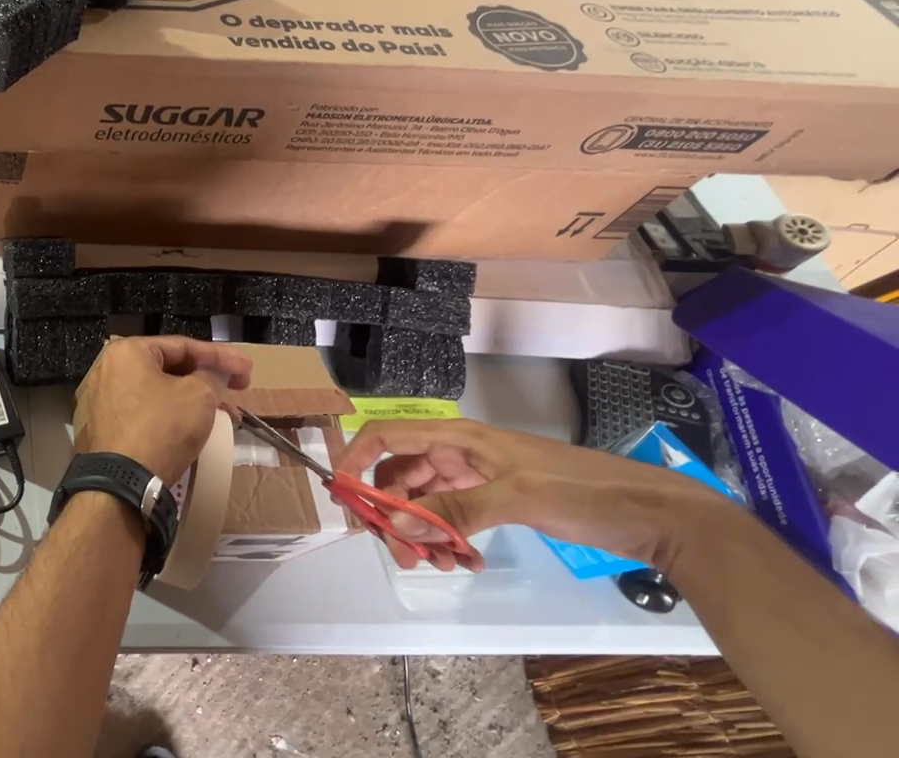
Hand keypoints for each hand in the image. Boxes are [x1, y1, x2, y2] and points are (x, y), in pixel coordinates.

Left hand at [73, 336, 251, 484]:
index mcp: (126, 351)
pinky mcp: (103, 426)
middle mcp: (107, 369)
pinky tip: (195, 426)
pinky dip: (170, 414)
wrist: (123, 481)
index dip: (220, 355)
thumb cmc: (162, 427)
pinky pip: (144, 411)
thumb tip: (213, 374)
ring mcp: (101, 399)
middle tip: (238, 389)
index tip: (248, 368)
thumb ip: (212, 376)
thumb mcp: (199, 396)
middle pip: (168, 368)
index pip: (181, 346)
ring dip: (193, 399)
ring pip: (157, 391)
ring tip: (226, 414)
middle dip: (207, 379)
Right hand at [335, 419, 739, 570]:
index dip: (356, 459)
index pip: (386, 436)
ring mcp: (475, 477)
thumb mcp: (517, 498)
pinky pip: (451, 517)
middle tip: (401, 553)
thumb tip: (399, 527)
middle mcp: (456, 453)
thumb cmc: (583, 492)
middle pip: (400, 476)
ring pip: (424, 502)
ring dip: (422, 532)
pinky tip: (465, 561)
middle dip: (393, 513)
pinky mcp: (493, 499)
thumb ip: (454, 511)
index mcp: (456, 437)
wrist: (658, 515)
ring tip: (441, 564)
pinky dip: (448, 539)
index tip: (344, 496)